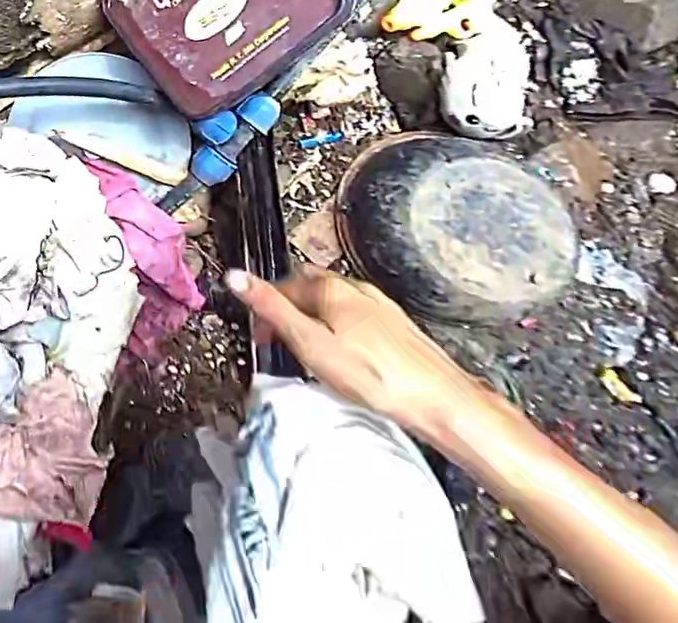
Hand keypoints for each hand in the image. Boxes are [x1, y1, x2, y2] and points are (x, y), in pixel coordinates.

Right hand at [226, 266, 485, 439]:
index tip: (260, 336)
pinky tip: (343, 352)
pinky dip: (337, 325)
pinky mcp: (396, 324)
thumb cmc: (374, 377)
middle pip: (307, 286)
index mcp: (330, 288)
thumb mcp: (310, 344)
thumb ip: (272, 309)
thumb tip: (235, 276)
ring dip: (312, 316)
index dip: (264, 308)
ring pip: (332, 300)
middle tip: (280, 340)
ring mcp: (378, 304)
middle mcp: (354, 287)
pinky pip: (354, 314)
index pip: (282, 285)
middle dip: (288, 307)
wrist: (443, 403)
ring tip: (307, 348)